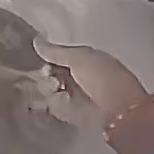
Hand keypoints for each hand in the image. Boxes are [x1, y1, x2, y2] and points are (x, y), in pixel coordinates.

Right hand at [34, 39, 153, 153]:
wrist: (118, 110)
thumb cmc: (103, 78)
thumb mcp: (80, 58)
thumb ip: (56, 51)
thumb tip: (35, 40)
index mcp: (83, 60)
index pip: (56, 57)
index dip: (46, 57)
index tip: (41, 59)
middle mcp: (76, 77)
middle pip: (48, 73)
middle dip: (45, 73)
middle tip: (49, 75)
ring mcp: (71, 96)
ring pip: (47, 89)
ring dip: (48, 87)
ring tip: (57, 88)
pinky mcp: (68, 113)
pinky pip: (51, 105)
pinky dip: (52, 102)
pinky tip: (60, 99)